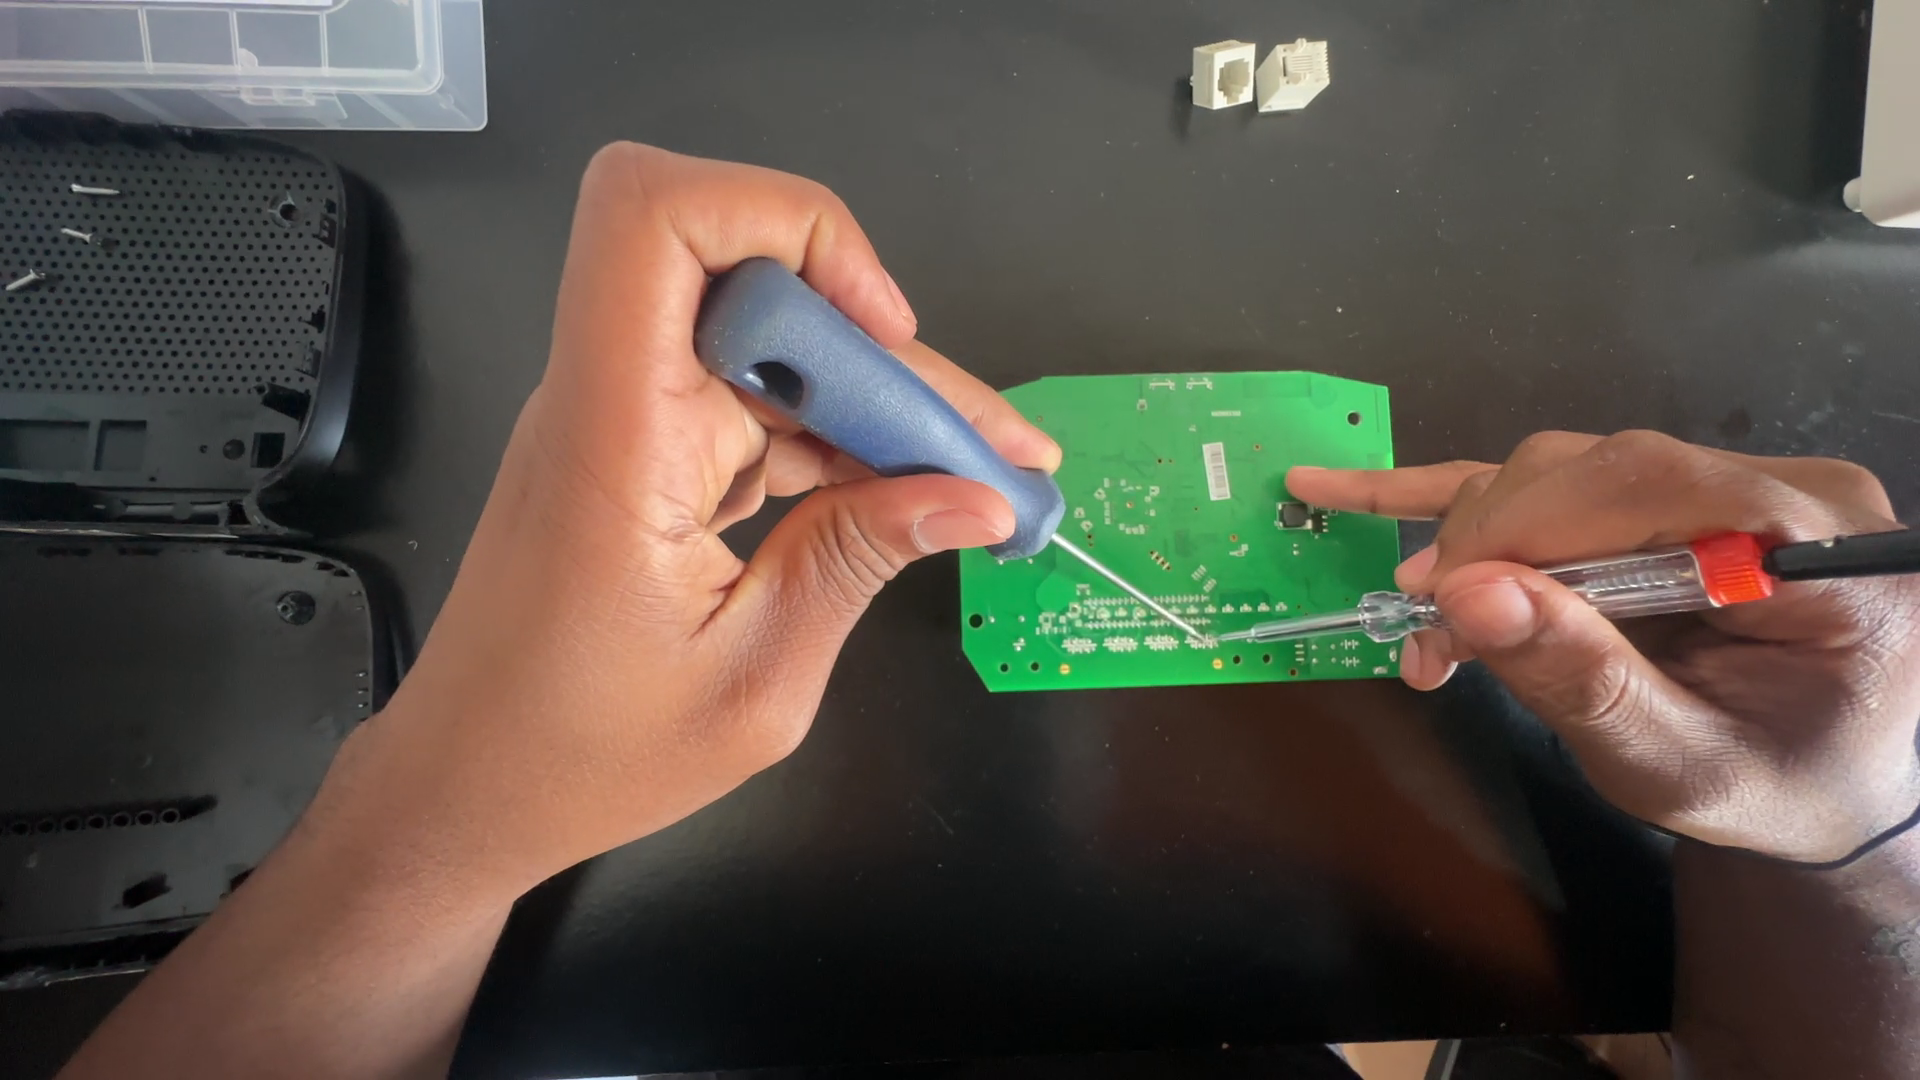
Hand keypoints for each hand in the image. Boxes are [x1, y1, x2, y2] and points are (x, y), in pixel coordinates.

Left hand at [314, 145, 1057, 898]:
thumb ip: (859, 565)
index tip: (888, 329)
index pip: (662, 220)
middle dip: (899, 362)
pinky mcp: (659, 452)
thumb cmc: (590, 758)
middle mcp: (620, 399)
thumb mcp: (756, 678)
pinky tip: (910, 499)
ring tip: (983, 480)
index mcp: (619, 437)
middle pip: (772, 298)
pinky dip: (849, 446)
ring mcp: (640, 421)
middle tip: (999, 449)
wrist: (474, 788)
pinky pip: (771, 412)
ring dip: (889, 410)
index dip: (792, 224)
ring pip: (787, 358)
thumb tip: (973, 500)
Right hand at [1288, 432, 1919, 862]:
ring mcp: (1694, 487)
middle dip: (1478, 548)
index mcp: (1805, 540)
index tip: (1442, 602)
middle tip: (1429, 630)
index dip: (1518, 527)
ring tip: (1432, 624)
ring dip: (1460, 545)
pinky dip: (1428, 494)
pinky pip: (1519, 484)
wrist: (1817, 782)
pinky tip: (1335, 489)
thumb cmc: (1770, 785)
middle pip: (1573, 471)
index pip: (1634, 480)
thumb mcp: (1679, 763)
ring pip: (1534, 475)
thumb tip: (1465, 591)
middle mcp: (1756, 488)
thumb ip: (1581, 677)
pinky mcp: (1631, 505)